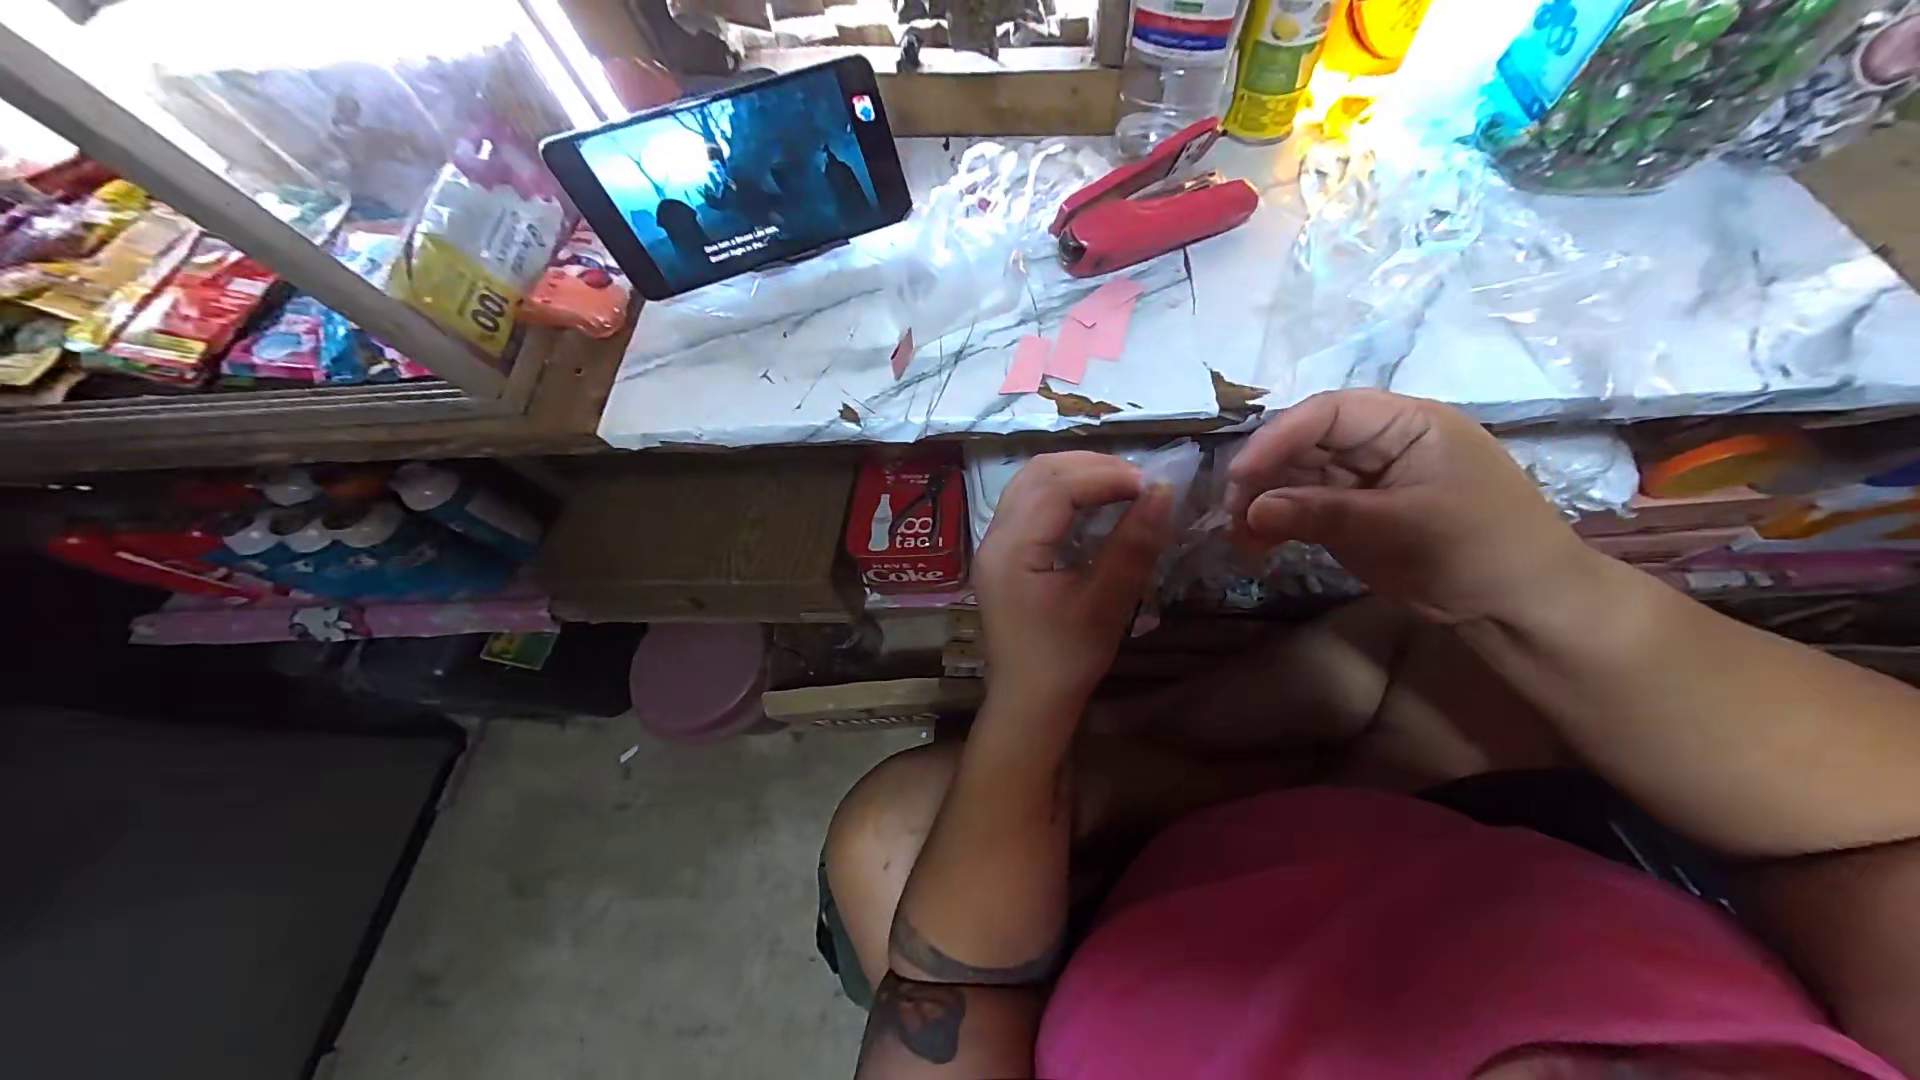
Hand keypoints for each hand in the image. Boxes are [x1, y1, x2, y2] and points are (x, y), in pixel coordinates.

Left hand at [974, 452, 1173, 710]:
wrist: (1029, 701)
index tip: (1151, 484)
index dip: (1105, 476)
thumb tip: (1163, 491)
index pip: (1055, 487)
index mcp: (1011, 550)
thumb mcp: (1106, 604)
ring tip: (1121, 487)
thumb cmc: (1066, 660)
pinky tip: (1093, 505)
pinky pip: (1028, 503)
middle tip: (1138, 482)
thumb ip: (1132, 545)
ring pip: (1030, 483)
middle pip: (1037, 473)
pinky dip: (1062, 493)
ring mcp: (993, 544)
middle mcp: (994, 538)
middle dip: (1090, 467)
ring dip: (1075, 476)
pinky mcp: (1002, 553)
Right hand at [1226, 390, 1594, 623]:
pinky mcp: (1348, 515)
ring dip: (1260, 503)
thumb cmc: (1478, 550)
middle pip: (1303, 444)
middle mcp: (1377, 445)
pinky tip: (1255, 544)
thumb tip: (1251, 510)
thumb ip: (1322, 513)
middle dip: (1263, 475)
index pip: (1329, 413)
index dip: (1279, 437)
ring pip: (1293, 478)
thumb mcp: (1401, 527)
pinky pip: (1299, 510)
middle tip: (1231, 512)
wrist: (1520, 610)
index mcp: (1406, 424)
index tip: (1239, 474)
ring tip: (1239, 536)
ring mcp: (1360, 481)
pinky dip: (1273, 525)